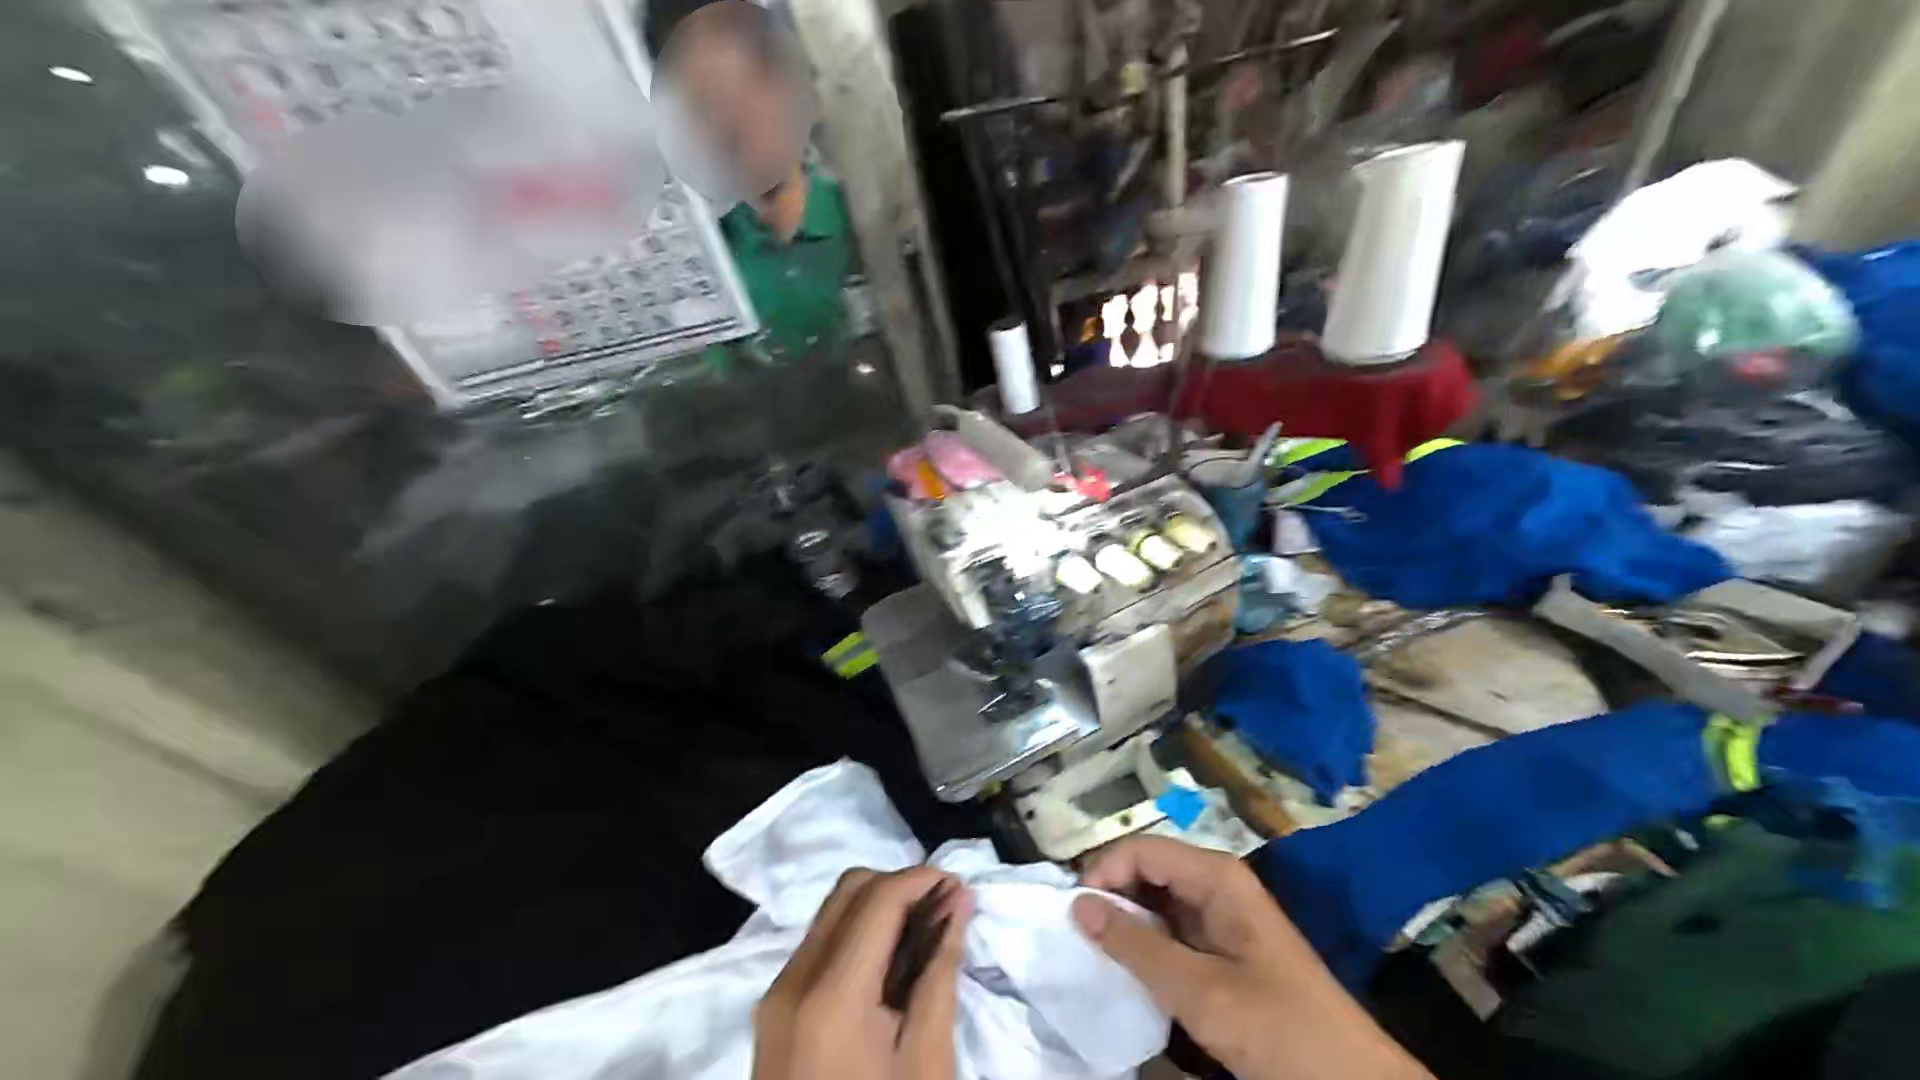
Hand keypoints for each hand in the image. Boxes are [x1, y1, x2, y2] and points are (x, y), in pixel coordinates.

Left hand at [752, 867, 974, 1079]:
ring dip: (878, 905)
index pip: (878, 899)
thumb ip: (940, 969)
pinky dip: (856, 931)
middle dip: (900, 885)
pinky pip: (818, 941)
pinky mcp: (771, 1009)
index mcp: (831, 997)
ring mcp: (775, 994)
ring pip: (831, 910)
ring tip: (921, 932)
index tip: (958, 886)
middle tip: (942, 908)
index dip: (922, 880)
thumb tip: (959, 900)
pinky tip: (887, 963)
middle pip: (849, 889)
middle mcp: (793, 981)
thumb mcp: (927, 1060)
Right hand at [1073, 837, 1430, 1079]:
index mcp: (1216, 876)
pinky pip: (1170, 927)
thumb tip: (1076, 904)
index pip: (1141, 850)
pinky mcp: (1220, 946)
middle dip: (1110, 894)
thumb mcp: (1199, 991)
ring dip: (1124, 920)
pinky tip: (1127, 966)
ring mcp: (1220, 914)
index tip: (1073, 913)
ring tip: (1094, 950)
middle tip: (1077, 933)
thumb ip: (1135, 946)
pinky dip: (1144, 942)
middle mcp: (1215, 883)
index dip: (1103, 872)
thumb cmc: (1279, 1029)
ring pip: (1155, 898)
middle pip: (1146, 868)